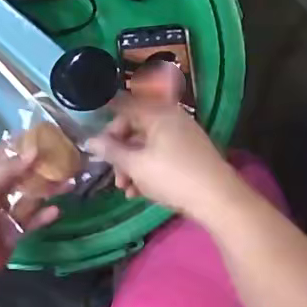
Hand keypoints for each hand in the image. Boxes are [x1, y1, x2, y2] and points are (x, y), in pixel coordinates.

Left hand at [0, 153, 61, 288]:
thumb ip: (5, 171)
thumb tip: (33, 150)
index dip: (14, 148)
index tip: (39, 137)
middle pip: (16, 177)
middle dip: (37, 168)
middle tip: (63, 158)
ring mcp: (0, 215)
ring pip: (27, 198)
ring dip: (46, 190)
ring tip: (69, 181)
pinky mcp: (11, 234)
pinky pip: (30, 221)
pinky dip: (43, 216)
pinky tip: (57, 210)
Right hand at [86, 95, 245, 220]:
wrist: (217, 199)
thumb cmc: (171, 176)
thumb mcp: (134, 164)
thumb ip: (110, 150)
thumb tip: (89, 140)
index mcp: (158, 114)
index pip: (124, 107)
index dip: (107, 123)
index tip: (95, 144)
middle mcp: (171, 119)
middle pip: (134, 129)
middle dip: (118, 152)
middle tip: (112, 174)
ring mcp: (182, 136)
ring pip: (145, 146)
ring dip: (129, 166)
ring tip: (125, 189)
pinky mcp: (188, 154)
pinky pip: (158, 156)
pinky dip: (145, 170)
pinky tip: (138, 192)